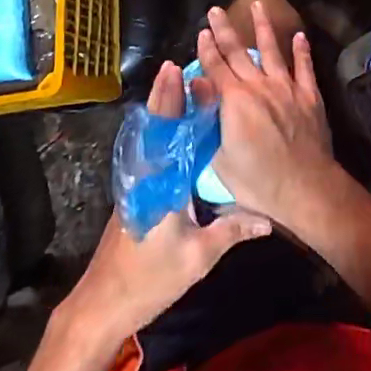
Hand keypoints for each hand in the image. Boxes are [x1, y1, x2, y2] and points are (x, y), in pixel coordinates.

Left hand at [59, 61, 270, 342]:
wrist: (102, 305)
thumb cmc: (149, 279)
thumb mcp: (198, 258)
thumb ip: (232, 231)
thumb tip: (268, 219)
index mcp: (160, 183)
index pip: (170, 133)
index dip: (176, 102)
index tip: (185, 73)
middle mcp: (144, 176)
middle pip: (152, 127)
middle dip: (162, 94)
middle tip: (173, 65)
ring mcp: (135, 185)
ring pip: (146, 138)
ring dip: (157, 109)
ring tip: (172, 85)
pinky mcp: (134, 195)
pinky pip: (147, 152)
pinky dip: (157, 131)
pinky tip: (171, 130)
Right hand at [199, 2, 345, 231]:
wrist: (305, 187)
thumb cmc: (256, 181)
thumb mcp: (218, 159)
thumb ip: (207, 121)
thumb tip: (197, 90)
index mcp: (233, 100)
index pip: (215, 67)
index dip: (206, 48)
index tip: (201, 31)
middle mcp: (259, 86)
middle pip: (238, 52)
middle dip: (224, 30)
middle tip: (215, 10)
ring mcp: (287, 88)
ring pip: (272, 50)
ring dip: (263, 26)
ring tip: (258, 4)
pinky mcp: (309, 96)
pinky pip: (304, 67)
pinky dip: (302, 51)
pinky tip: (299, 36)